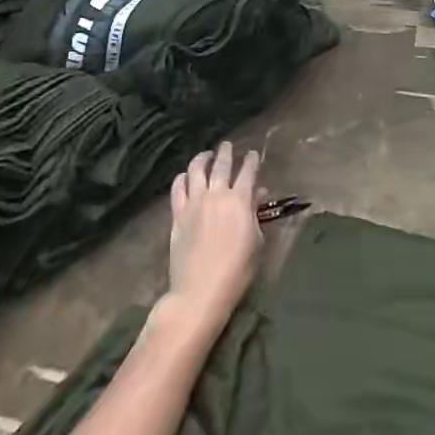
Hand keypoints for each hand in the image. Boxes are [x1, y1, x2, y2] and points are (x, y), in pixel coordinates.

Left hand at [164, 141, 262, 325]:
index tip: (252, 154)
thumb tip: (257, 193)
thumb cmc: (237, 270)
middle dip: (226, 153)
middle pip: (220, 166)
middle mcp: (215, 195)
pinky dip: (182, 177)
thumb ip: (255, 214)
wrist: (201, 289)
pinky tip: (185, 175)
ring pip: (196, 170)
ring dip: (202, 158)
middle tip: (227, 145)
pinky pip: (178, 188)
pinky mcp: (177, 214)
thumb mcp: (255, 242)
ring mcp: (193, 202)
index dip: (251, 161)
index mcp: (239, 201)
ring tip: (206, 154)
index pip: (247, 172)